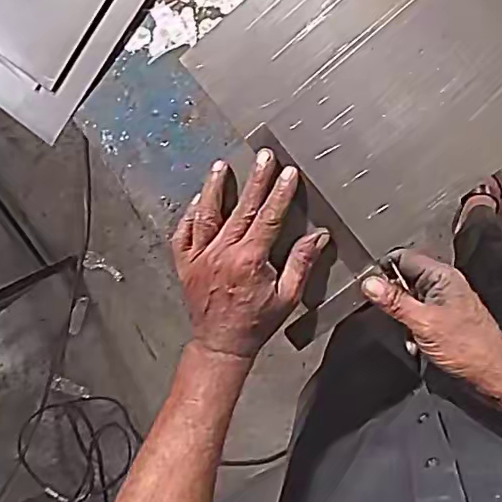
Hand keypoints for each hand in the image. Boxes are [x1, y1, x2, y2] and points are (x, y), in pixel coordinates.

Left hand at [172, 150, 329, 362]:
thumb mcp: (287, 297)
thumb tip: (317, 237)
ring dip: (215, 188)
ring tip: (221, 166)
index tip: (288, 173)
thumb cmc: (256, 323)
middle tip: (263, 157)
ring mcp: (200, 257)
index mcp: (249, 261)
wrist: (221, 344)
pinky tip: (196, 200)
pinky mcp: (185, 264)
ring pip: (207, 215)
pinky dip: (189, 215)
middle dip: (255, 180)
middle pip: (241, 209)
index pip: (269, 218)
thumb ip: (301, 263)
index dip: (280, 193)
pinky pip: (184, 234)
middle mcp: (222, 254)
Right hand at [361, 250, 501, 386]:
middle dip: (393, 298)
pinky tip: (417, 342)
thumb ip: (395, 301)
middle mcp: (444, 283)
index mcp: (441, 276)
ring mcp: (445, 301)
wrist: (493, 372)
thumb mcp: (423, 322)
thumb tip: (369, 283)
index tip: (369, 286)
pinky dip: (414, 328)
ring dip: (404, 317)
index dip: (383, 269)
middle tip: (393, 316)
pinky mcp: (446, 317)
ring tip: (411, 334)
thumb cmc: (468, 347)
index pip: (402, 257)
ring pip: (410, 299)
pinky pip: (419, 315)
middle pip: (404, 279)